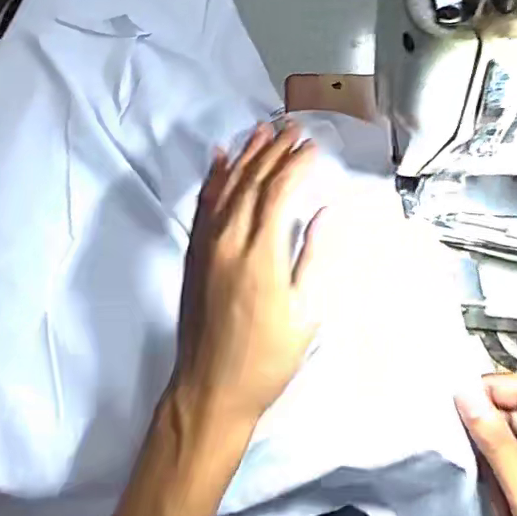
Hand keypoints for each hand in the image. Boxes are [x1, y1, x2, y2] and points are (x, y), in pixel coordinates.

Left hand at [171, 122, 328, 429]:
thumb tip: (322, 212)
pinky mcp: (194, 252)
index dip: (296, 164)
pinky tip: (221, 157)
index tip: (313, 146)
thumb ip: (311, 257)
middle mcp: (229, 240)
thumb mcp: (303, 313)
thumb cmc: (266, 359)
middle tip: (292, 127)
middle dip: (274, 150)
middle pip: (252, 180)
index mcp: (260, 254)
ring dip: (246, 154)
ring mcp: (206, 244)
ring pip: (227, 185)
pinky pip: (203, 204)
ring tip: (262, 129)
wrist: (209, 388)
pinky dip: (213, 177)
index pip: (278, 191)